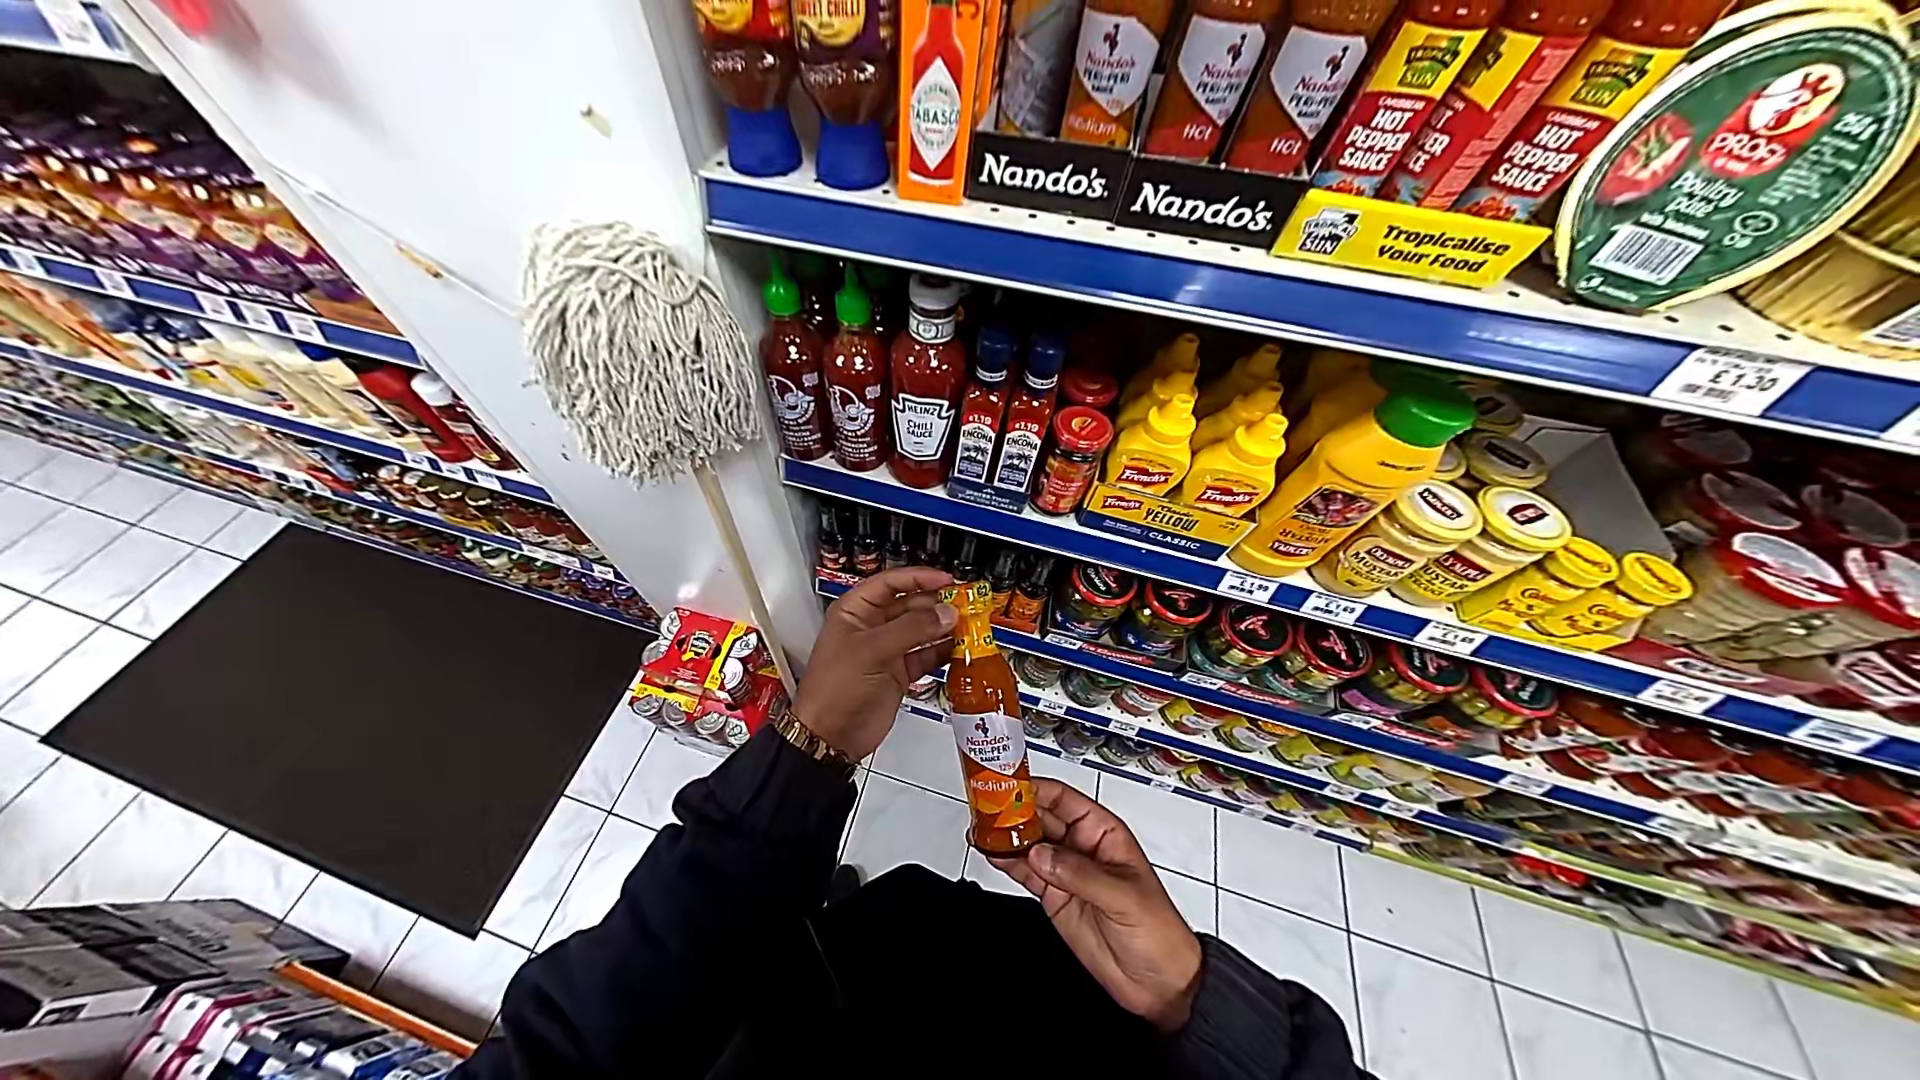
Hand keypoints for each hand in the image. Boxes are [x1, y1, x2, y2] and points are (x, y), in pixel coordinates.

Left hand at [791, 566, 955, 758]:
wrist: (831, 737)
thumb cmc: (836, 689)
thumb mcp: (872, 650)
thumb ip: (912, 628)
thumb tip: (945, 612)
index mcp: (855, 611)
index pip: (890, 582)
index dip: (918, 577)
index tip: (946, 580)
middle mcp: (872, 627)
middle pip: (910, 604)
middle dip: (936, 603)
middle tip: (964, 604)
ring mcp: (886, 650)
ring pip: (921, 630)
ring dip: (943, 627)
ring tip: (968, 625)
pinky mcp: (898, 673)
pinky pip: (926, 655)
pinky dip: (942, 652)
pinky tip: (959, 648)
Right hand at [991, 779, 1201, 1031]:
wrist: (1159, 984)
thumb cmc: (1159, 931)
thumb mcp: (1123, 896)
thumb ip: (1080, 874)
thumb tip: (1042, 855)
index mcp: (1102, 832)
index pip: (1063, 799)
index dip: (1036, 789)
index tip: (1010, 786)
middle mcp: (1080, 846)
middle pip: (1040, 817)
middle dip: (1013, 810)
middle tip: (986, 808)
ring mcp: (1065, 871)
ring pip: (1028, 842)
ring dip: (1005, 835)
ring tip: (981, 829)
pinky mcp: (1054, 896)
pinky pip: (1025, 871)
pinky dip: (1006, 861)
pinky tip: (992, 854)